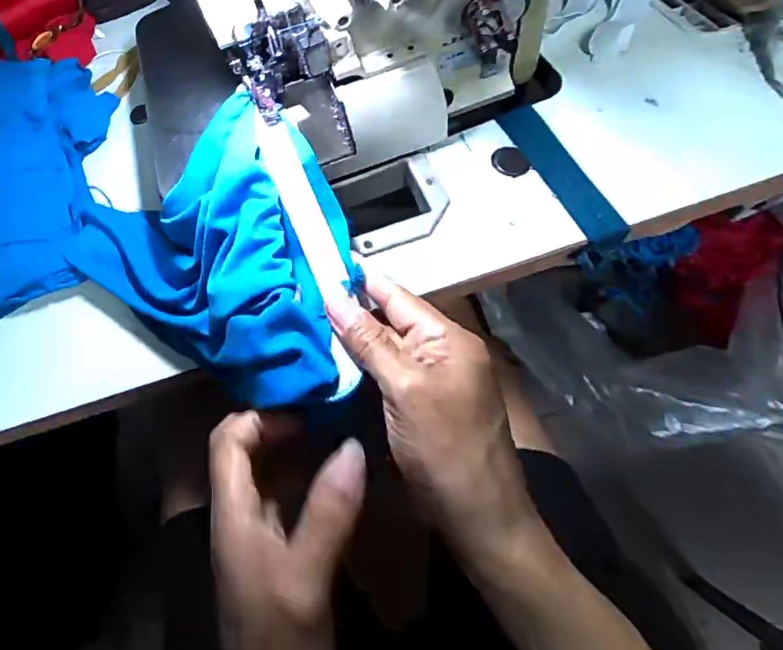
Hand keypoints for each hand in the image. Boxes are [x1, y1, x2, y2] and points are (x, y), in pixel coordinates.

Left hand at [210, 411, 364, 649]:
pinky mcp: (275, 550)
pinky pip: (287, 495)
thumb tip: (354, 446)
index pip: (228, 440)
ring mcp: (256, 533)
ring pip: (269, 472)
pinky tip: (339, 476)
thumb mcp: (305, 576)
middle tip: (328, 410)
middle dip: (283, 424)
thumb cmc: (277, 635)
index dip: (260, 416)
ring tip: (339, 431)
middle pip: (246, 450)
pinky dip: (310, 475)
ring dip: (299, 448)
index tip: (304, 409)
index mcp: (232, 512)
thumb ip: (327, 512)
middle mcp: (239, 514)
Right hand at [324, 275, 541, 561]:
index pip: (397, 296)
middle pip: (391, 320)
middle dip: (351, 311)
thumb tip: (335, 298)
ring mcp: (433, 377)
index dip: (360, 281)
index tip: (321, 264)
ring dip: (353, 339)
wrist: (478, 517)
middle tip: (304, 298)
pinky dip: (363, 366)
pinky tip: (333, 362)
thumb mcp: (405, 389)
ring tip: (309, 324)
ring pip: (387, 347)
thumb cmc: (444, 448)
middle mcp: (442, 350)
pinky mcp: (421, 402)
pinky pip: (389, 372)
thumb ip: (370, 342)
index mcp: (447, 337)